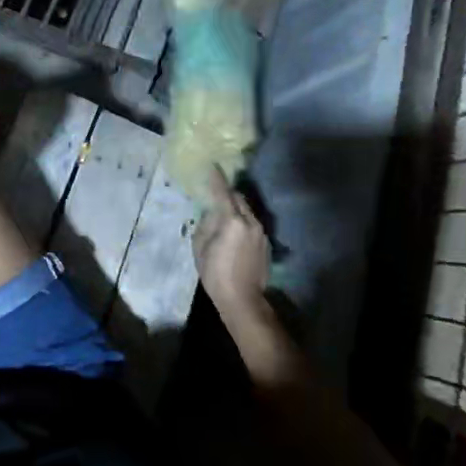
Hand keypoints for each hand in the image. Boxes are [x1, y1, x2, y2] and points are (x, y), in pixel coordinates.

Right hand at [192, 167, 270, 317]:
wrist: (243, 299)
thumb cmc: (215, 272)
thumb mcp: (200, 246)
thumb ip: (206, 224)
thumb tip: (211, 214)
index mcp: (232, 220)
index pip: (223, 192)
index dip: (215, 178)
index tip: (211, 165)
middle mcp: (251, 222)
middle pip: (239, 199)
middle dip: (227, 193)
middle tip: (214, 193)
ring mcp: (261, 233)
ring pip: (247, 211)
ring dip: (235, 209)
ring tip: (223, 215)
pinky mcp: (266, 244)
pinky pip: (252, 224)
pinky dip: (242, 222)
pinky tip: (233, 234)